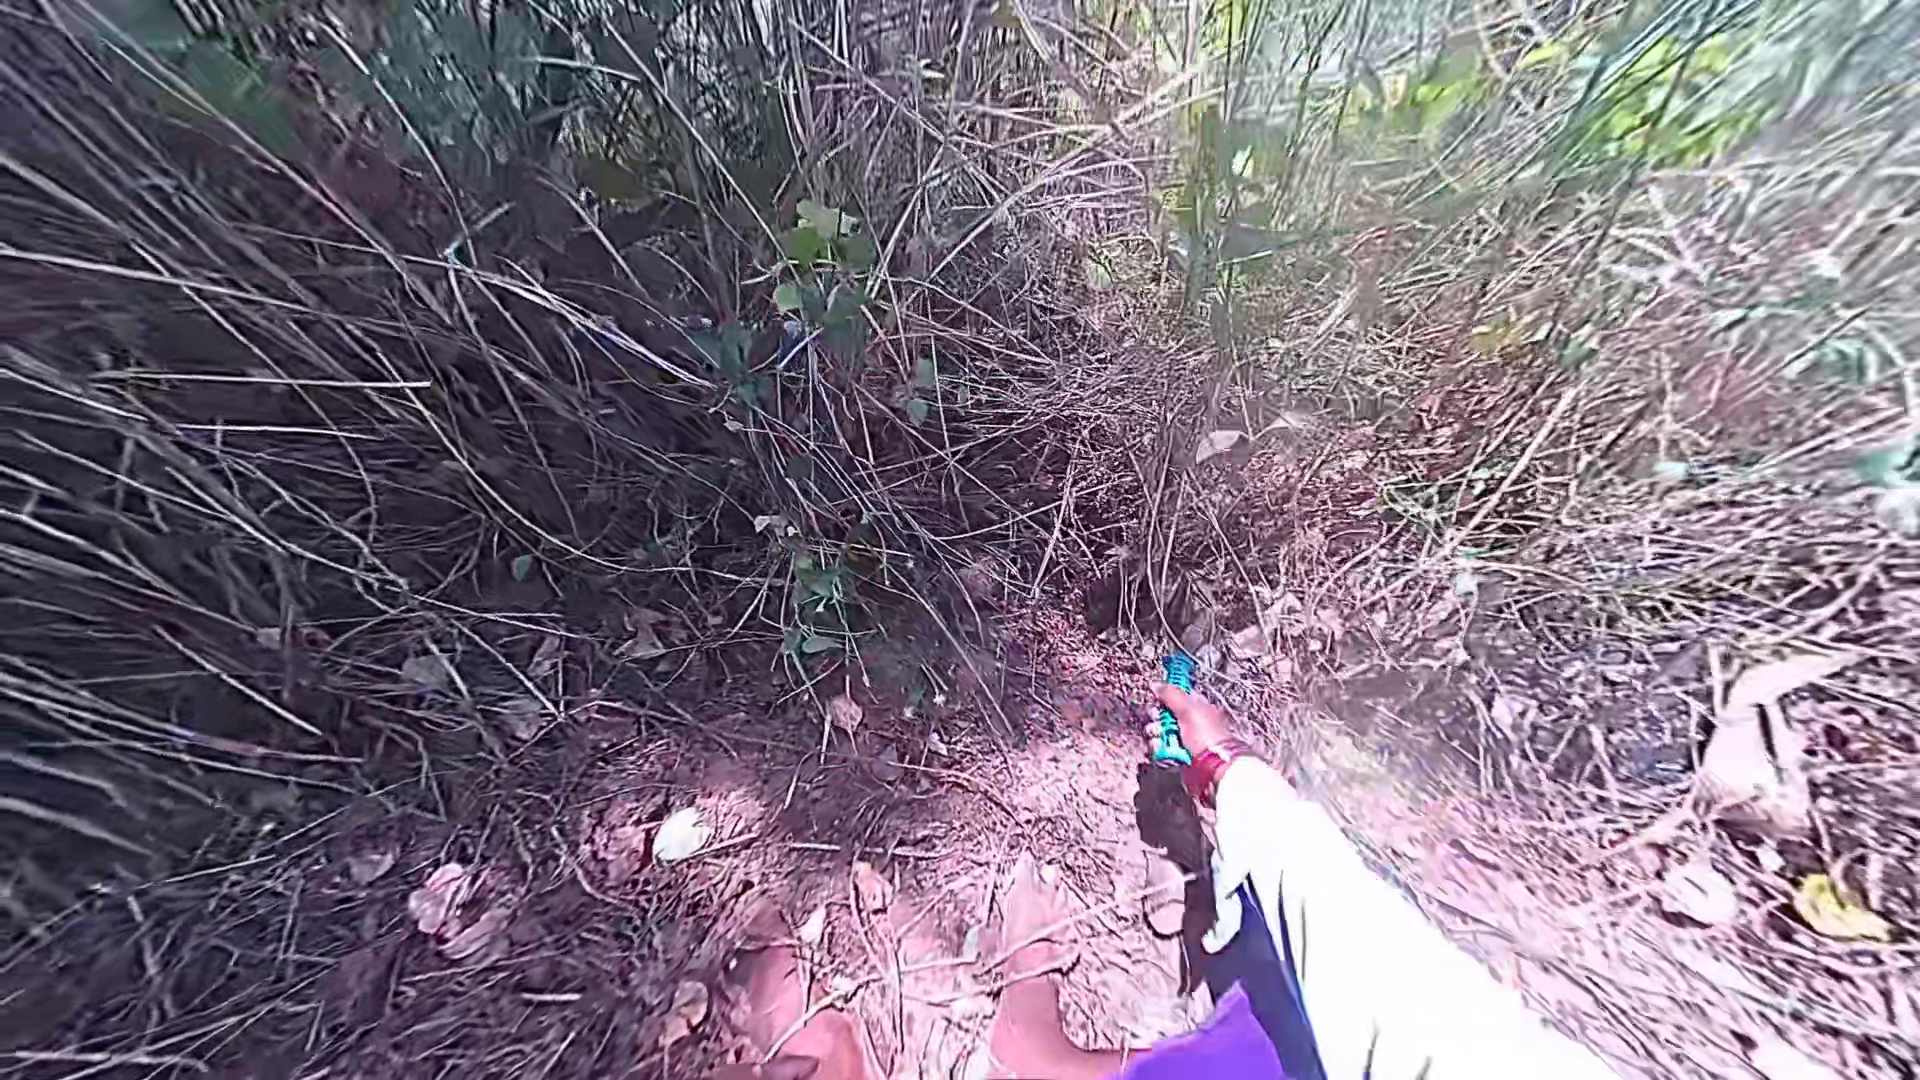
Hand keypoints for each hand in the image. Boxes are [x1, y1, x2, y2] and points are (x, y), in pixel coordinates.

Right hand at [1147, 683, 1232, 757]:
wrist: (1213, 767)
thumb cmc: (1209, 736)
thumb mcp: (1189, 709)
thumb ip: (1171, 694)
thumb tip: (1156, 684)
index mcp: (1197, 707)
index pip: (1176, 695)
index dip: (1164, 696)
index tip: (1156, 698)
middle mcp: (1189, 722)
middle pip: (1163, 713)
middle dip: (1156, 715)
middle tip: (1158, 719)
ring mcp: (1182, 739)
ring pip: (1158, 730)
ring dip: (1155, 732)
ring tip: (1159, 735)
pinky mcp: (1175, 754)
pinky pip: (1158, 747)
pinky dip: (1157, 746)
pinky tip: (1160, 746)